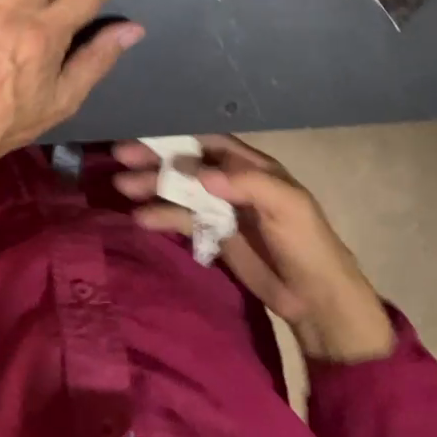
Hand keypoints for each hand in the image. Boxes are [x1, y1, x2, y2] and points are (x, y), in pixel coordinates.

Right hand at [114, 134, 395, 363]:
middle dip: (154, 159)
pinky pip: (181, 220)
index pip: (208, 143)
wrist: (315, 298)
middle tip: (120, 157)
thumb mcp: (286, 205)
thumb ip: (246, 183)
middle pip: (186, 163)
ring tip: (122, 186)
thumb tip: (198, 172)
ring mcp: (220, 209)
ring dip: (151, 186)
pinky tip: (140, 218)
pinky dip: (160, 216)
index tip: (145, 137)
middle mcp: (231, 182)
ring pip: (179, 191)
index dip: (178, 138)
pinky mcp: (213, 236)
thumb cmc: (306, 243)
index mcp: (252, 166)